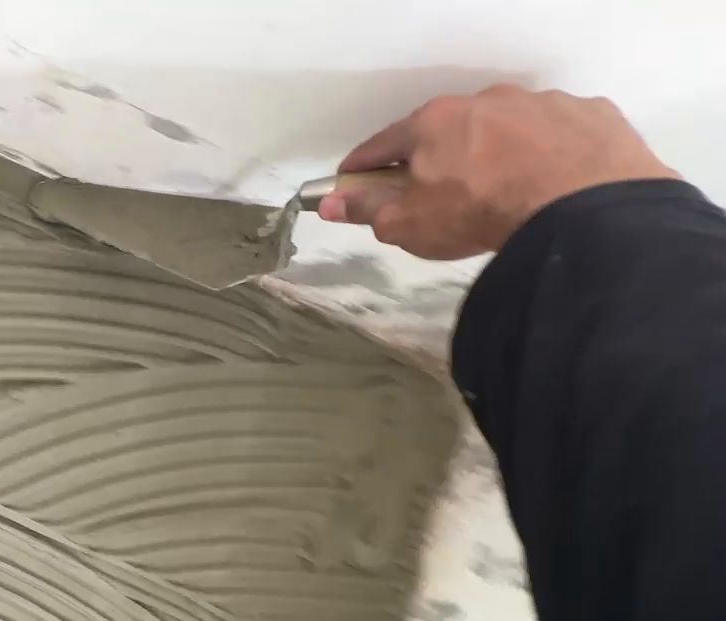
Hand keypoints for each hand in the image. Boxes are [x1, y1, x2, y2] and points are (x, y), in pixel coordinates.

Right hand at [318, 84, 679, 258]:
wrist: (579, 207)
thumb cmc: (472, 212)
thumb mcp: (401, 222)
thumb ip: (363, 208)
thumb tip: (329, 201)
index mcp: (433, 122)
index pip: (379, 145)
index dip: (358, 170)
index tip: (349, 187)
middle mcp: (485, 100)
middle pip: (440, 132)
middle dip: (425, 159)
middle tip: (422, 195)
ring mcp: (541, 102)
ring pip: (496, 129)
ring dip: (482, 152)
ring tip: (486, 190)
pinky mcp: (588, 113)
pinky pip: (547, 133)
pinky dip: (534, 152)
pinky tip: (534, 181)